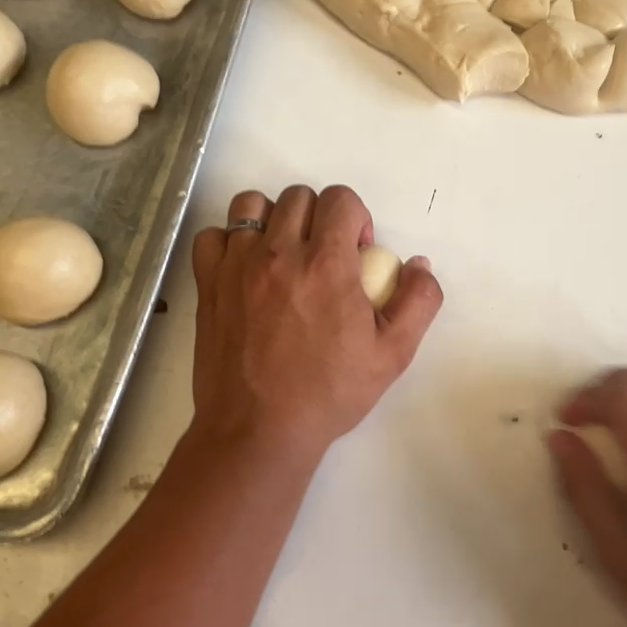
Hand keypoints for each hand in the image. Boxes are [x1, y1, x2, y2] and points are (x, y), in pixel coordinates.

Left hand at [189, 185, 442, 461]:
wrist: (259, 430)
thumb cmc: (329, 393)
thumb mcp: (393, 354)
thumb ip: (417, 302)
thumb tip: (418, 265)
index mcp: (327, 265)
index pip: (340, 199)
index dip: (356, 217)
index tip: (357, 251)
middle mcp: (279, 254)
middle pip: (299, 196)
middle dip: (320, 216)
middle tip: (326, 255)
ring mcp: (237, 267)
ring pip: (251, 205)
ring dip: (274, 219)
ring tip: (283, 254)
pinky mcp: (209, 285)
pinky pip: (212, 236)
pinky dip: (230, 242)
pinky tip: (245, 268)